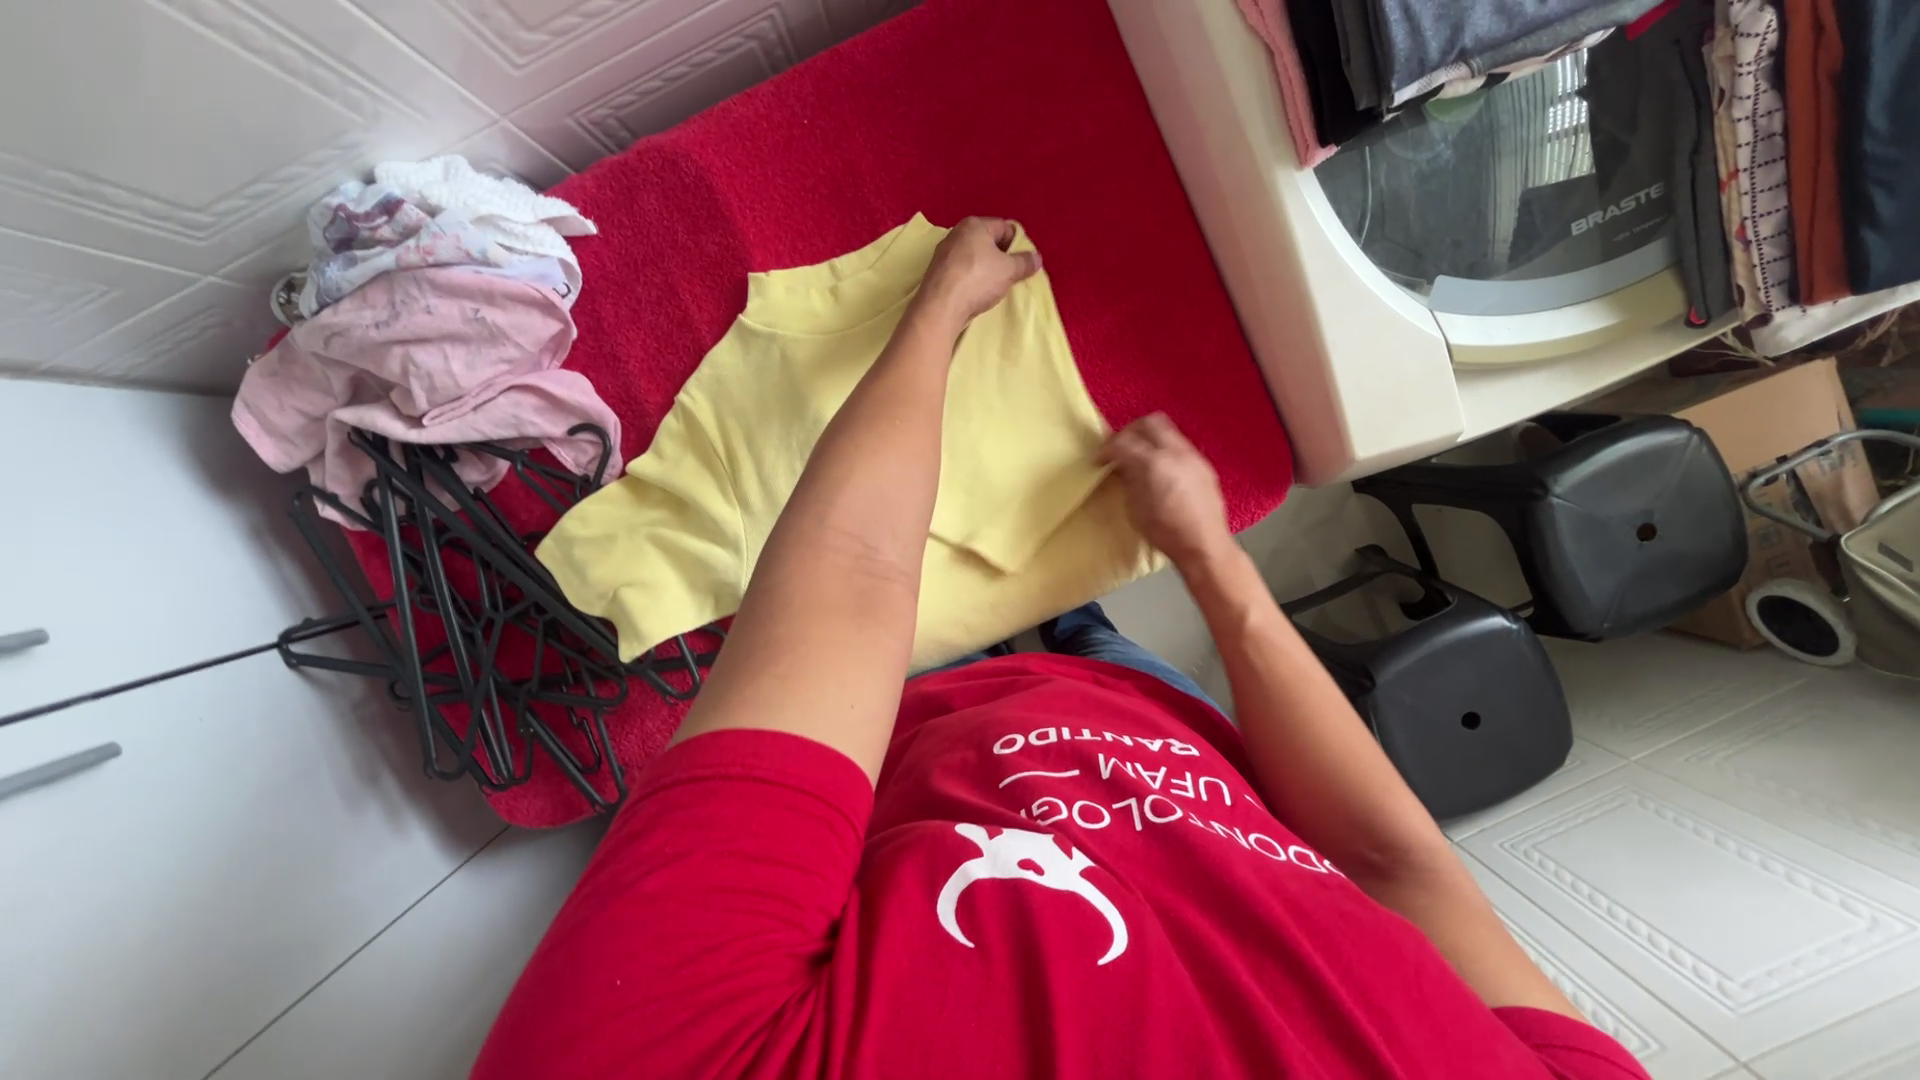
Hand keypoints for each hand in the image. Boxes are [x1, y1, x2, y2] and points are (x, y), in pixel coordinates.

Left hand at [917, 217, 1042, 326]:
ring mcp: (943, 253)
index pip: (1004, 227)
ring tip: (995, 286)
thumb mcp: (1009, 270)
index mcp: (974, 224)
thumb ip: (1025, 262)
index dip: (1017, 243)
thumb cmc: (978, 279)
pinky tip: (976, 293)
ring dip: (986, 269)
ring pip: (973, 257)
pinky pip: (961, 271)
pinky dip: (971, 279)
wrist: (941, 307)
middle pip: (987, 241)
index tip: (1022, 262)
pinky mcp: (937, 272)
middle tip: (1011, 274)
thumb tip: (1037, 258)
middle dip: (1001, 256)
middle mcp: (956, 233)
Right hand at [1101, 413, 1233, 567]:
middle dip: (1130, 432)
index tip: (1100, 460)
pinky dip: (1165, 451)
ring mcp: (1193, 456)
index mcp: (1152, 464)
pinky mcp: (1204, 465)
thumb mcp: (1134, 508)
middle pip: (1149, 422)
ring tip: (1140, 458)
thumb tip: (1123, 467)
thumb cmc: (1164, 532)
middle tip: (1120, 448)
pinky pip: (1180, 446)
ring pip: (1168, 431)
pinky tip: (1160, 471)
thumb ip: (1128, 481)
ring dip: (1150, 439)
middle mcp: (1174, 452)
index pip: (1123, 442)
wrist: (1203, 545)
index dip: (1107, 449)